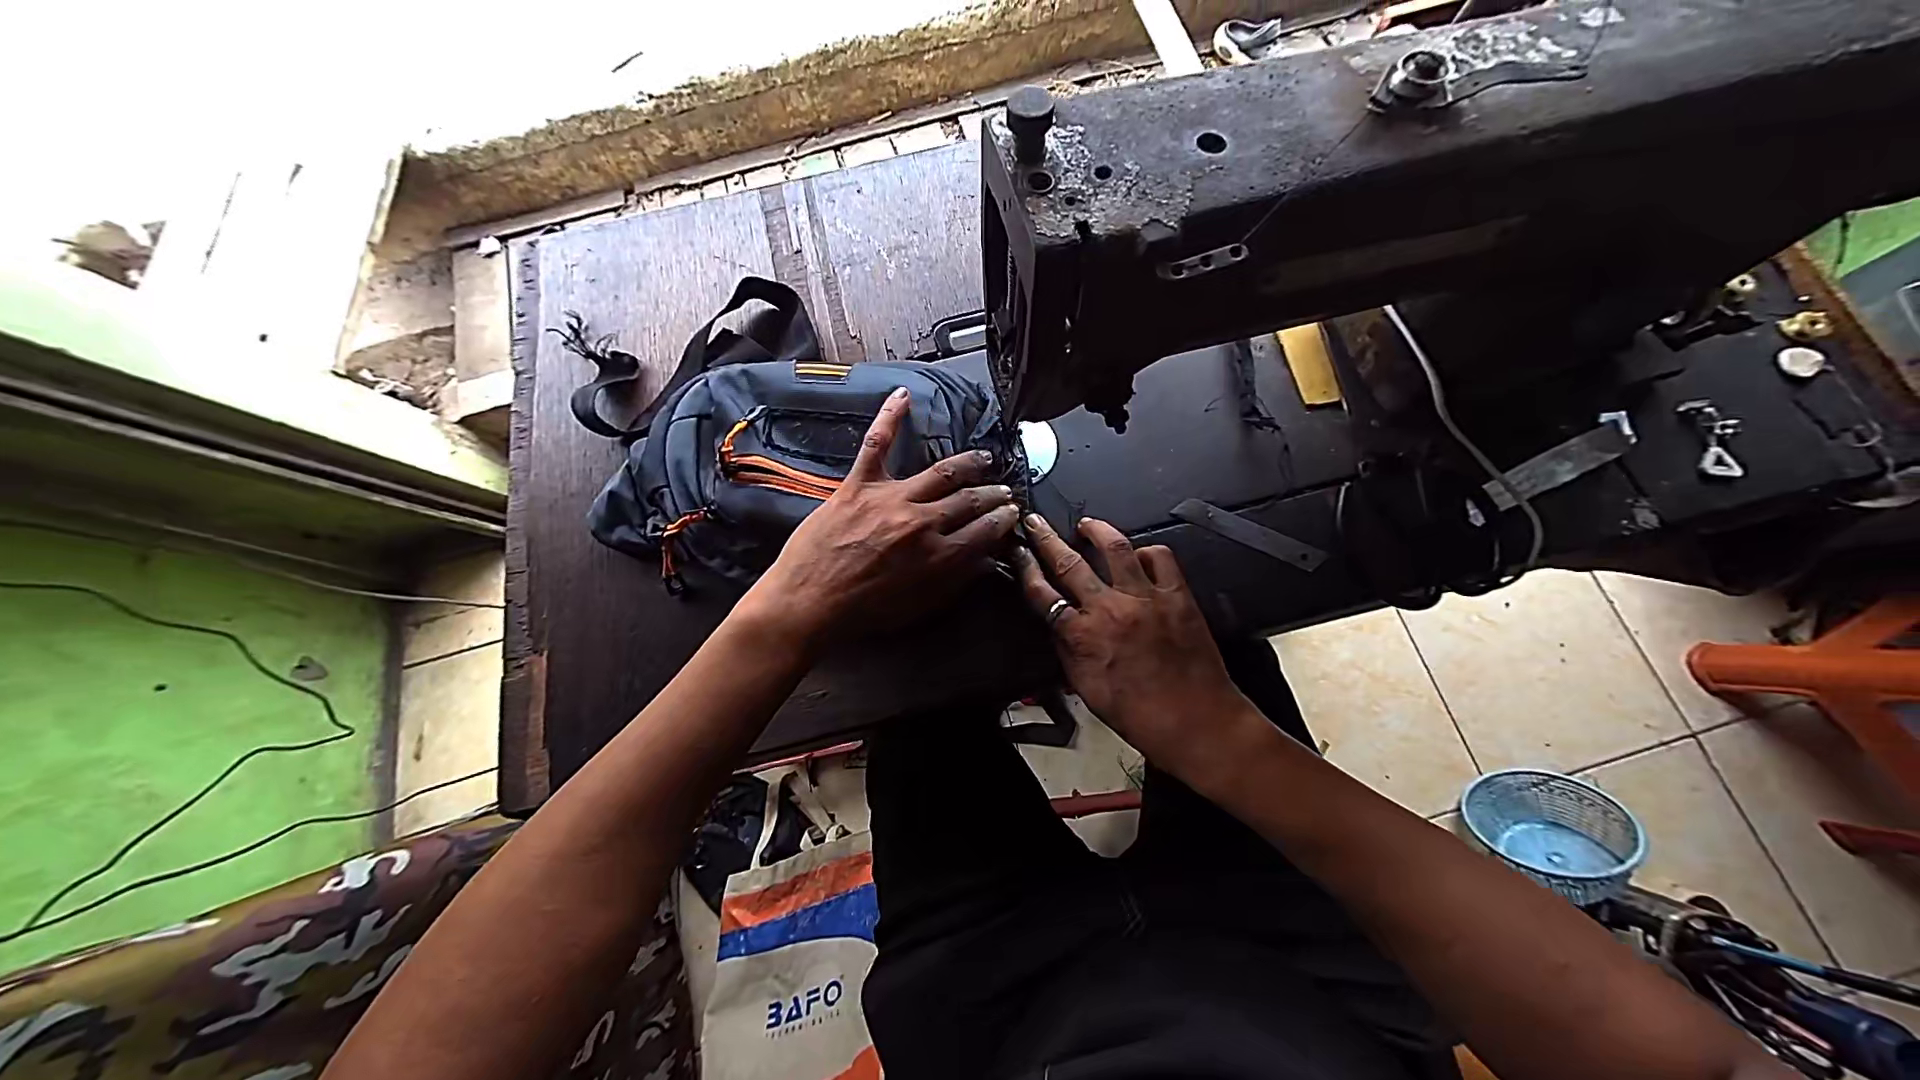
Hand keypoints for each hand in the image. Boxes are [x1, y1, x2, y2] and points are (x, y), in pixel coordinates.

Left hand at [742, 386, 1018, 642]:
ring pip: (940, 472)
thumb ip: (955, 581)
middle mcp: (920, 522)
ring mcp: (889, 499)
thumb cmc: (861, 611)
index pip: (985, 530)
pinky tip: (903, 397)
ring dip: (968, 463)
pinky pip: (877, 445)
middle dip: (993, 494)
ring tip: (983, 459)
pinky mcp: (858, 486)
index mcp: (937, 555)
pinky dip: (889, 418)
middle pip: (969, 499)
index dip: (1003, 520)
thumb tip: (985, 562)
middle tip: (1003, 491)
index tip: (1012, 513)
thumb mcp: (918, 606)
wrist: (808, 603)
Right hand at [1012, 515, 1251, 777]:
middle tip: (1035, 519)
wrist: (1196, 722)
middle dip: (1046, 537)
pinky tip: (1139, 554)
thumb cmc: (1139, 715)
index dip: (1025, 567)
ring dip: (1097, 530)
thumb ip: (1067, 652)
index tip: (1017, 550)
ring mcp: (1145, 598)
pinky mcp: (1177, 596)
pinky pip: (1161, 558)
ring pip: (1116, 548)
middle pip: (1069, 562)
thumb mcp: (1086, 689)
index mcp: (1082, 636)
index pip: (1041, 593)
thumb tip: (1055, 625)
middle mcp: (1109, 609)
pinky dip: (1146, 551)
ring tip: (1087, 524)